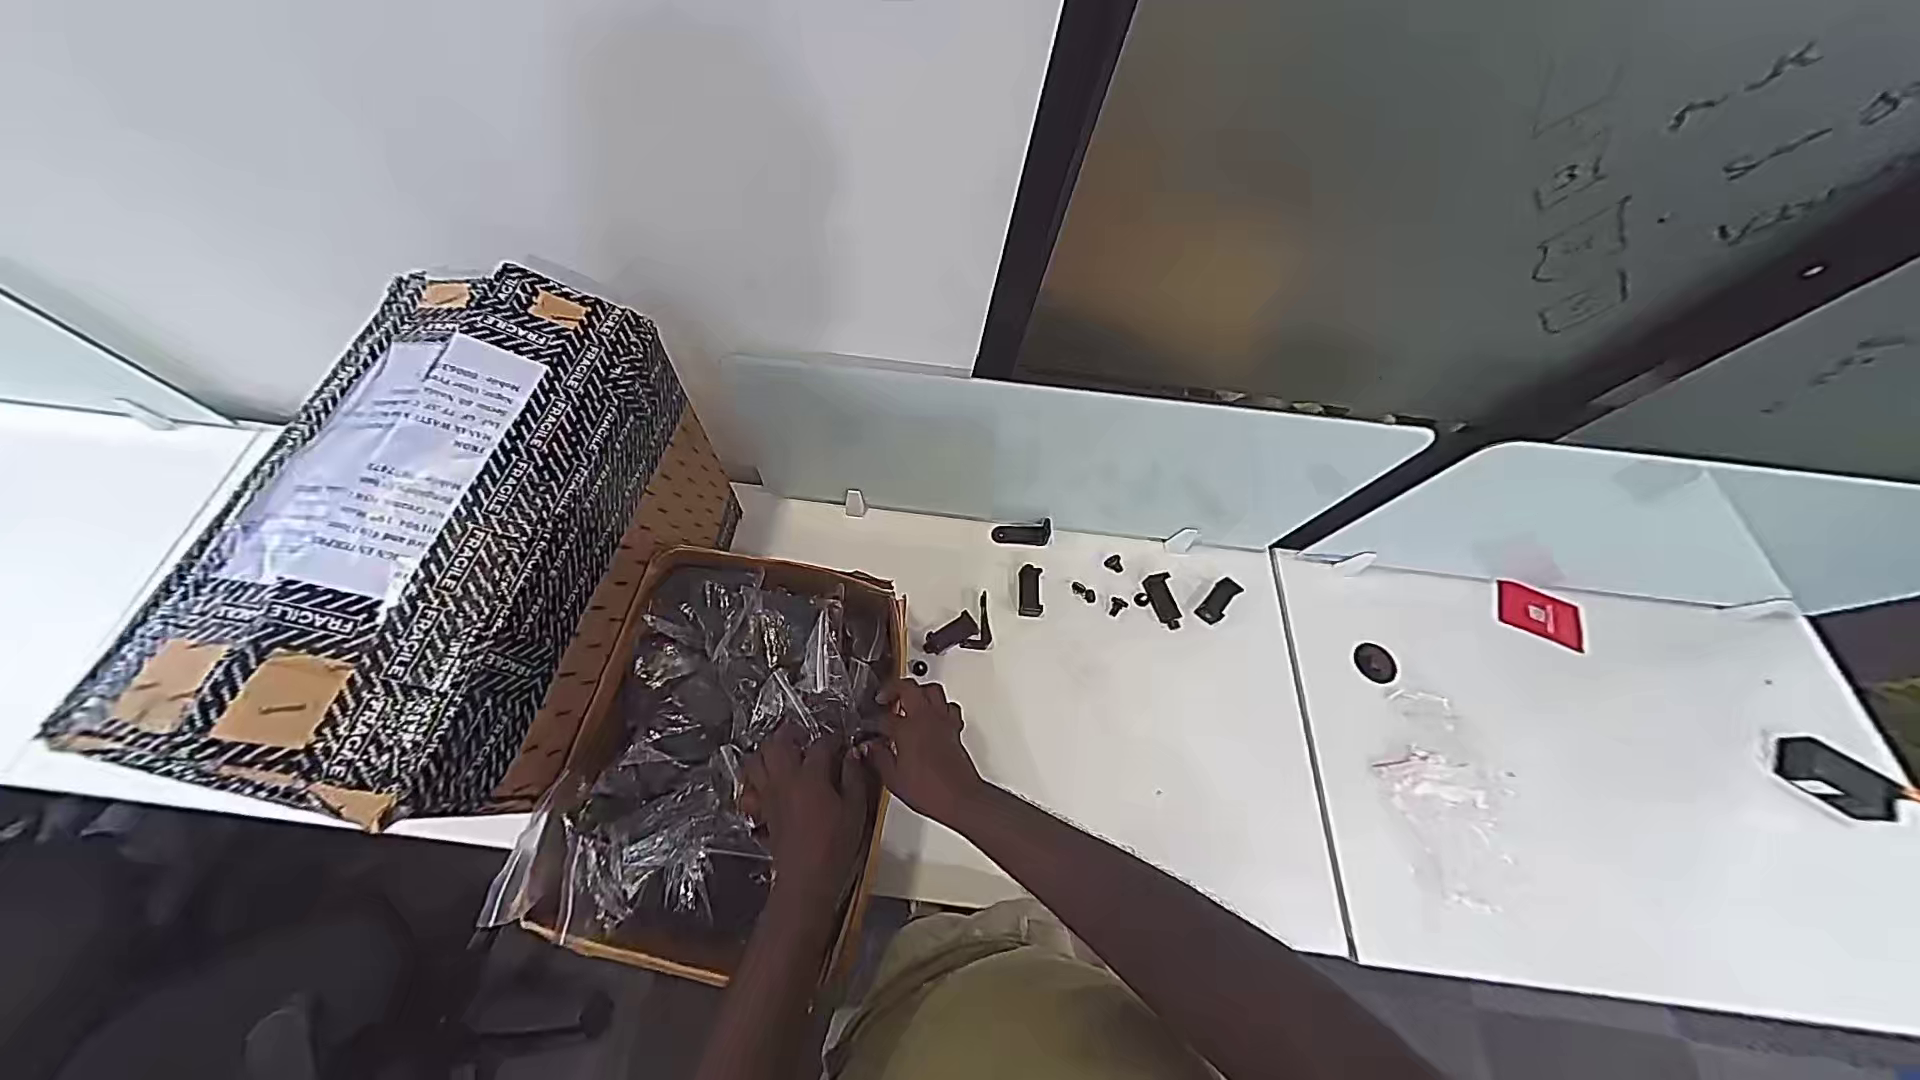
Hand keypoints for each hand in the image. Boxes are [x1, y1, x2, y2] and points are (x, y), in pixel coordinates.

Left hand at [742, 724, 872, 902]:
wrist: (806, 879)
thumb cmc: (835, 844)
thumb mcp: (856, 808)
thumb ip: (855, 776)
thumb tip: (852, 754)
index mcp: (810, 775)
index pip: (820, 744)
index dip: (833, 740)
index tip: (842, 743)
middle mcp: (785, 780)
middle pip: (777, 743)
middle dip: (790, 733)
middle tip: (803, 735)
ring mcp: (769, 795)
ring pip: (757, 760)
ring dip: (768, 751)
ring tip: (784, 752)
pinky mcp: (762, 811)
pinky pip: (751, 786)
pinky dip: (756, 778)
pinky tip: (769, 780)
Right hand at [866, 680, 985, 824]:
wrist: (959, 798)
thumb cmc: (930, 790)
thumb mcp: (893, 778)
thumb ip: (878, 758)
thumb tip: (870, 748)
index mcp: (906, 729)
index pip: (883, 717)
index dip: (872, 721)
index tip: (868, 727)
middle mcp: (925, 719)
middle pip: (908, 687)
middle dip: (893, 688)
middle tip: (884, 697)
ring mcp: (942, 720)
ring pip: (931, 690)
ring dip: (918, 691)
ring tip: (907, 699)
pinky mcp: (955, 728)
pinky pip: (948, 706)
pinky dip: (939, 705)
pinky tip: (933, 713)